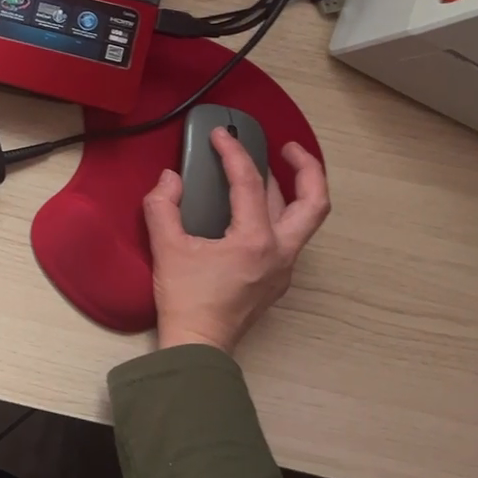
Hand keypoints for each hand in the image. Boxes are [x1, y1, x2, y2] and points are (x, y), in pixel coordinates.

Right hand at [142, 131, 330, 353]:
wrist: (200, 341)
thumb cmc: (185, 296)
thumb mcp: (166, 247)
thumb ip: (163, 207)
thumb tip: (170, 180)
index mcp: (256, 240)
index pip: (249, 185)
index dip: (233, 154)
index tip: (220, 136)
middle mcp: (281, 251)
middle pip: (314, 202)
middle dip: (307, 169)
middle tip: (288, 148)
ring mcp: (284, 267)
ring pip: (305, 220)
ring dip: (294, 191)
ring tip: (274, 172)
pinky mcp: (276, 278)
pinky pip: (289, 236)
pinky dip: (279, 213)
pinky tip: (257, 210)